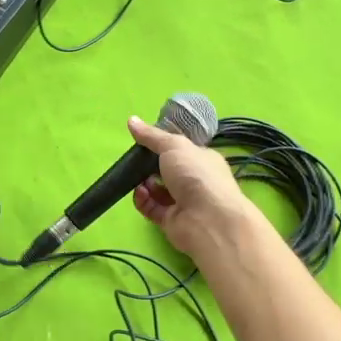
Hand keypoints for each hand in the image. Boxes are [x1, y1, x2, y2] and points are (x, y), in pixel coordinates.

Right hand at [129, 114, 259, 257]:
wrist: (208, 220)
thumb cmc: (196, 175)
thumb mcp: (174, 146)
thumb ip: (152, 136)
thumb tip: (131, 120)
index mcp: (202, 159)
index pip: (181, 150)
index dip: (162, 146)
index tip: (144, 142)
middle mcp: (195, 180)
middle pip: (166, 170)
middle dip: (149, 165)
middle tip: (136, 161)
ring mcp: (183, 202)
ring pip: (156, 190)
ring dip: (143, 183)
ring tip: (138, 180)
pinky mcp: (171, 220)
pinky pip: (151, 207)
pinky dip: (143, 200)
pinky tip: (140, 193)